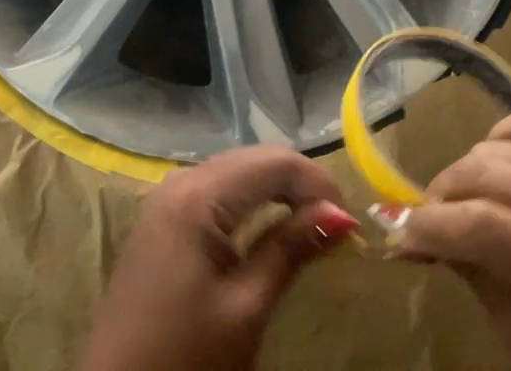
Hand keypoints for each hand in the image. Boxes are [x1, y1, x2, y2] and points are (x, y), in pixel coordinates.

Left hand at [78, 146, 358, 370]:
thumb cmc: (185, 358)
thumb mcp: (246, 308)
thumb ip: (290, 250)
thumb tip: (341, 214)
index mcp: (197, 196)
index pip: (273, 162)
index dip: (317, 184)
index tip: (348, 224)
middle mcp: (179, 182)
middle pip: (253, 160)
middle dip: (298, 184)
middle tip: (335, 228)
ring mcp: (165, 200)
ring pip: (235, 172)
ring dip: (275, 191)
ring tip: (310, 230)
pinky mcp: (161, 222)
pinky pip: (215, 192)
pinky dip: (249, 203)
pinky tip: (268, 231)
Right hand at [386, 109, 510, 370]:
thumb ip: (477, 283)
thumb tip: (410, 239)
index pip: (482, 225)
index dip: (427, 227)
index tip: (397, 239)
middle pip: (484, 174)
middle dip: (439, 199)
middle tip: (426, 232)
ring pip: (498, 148)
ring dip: (462, 175)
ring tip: (456, 209)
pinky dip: (498, 141)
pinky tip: (492, 173)